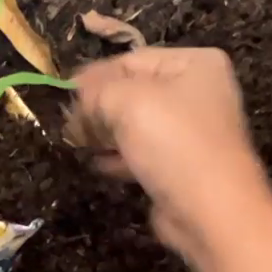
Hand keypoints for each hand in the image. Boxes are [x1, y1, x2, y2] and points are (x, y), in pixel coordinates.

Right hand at [66, 47, 271, 259]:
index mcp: (193, 64)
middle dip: (97, 108)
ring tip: (76, 144)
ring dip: (103, 133)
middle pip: (131, 92)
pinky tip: (97, 164)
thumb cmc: (173, 145)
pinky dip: (117, 156)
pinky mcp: (179, 166)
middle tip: (67, 126)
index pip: (130, 60)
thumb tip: (74, 94)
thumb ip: (95, 91)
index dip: (92, 78)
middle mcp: (196, 92)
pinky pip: (141, 152)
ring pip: (134, 124)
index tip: (60, 97)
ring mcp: (189, 131)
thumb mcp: (127, 102)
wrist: (211, 211)